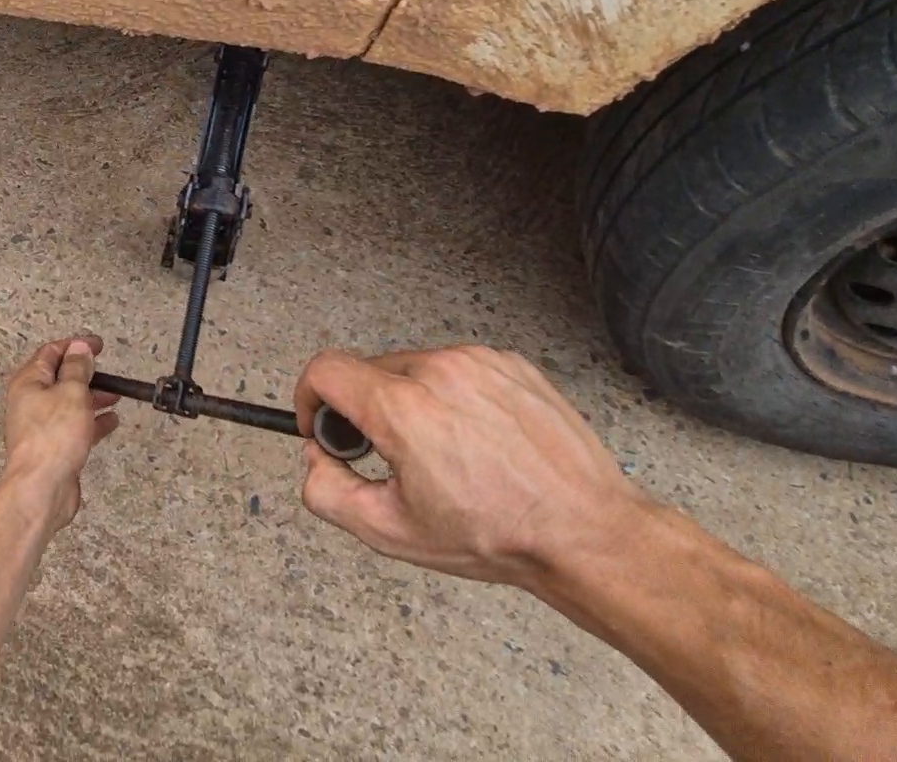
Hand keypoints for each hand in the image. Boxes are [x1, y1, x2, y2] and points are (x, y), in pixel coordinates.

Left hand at [0, 335, 120, 529]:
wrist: (42, 488)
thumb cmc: (53, 437)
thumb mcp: (71, 392)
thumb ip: (77, 368)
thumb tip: (79, 347)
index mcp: (29, 382)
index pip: (51, 353)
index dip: (75, 345)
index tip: (98, 345)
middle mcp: (31, 402)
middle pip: (60, 378)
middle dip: (85, 373)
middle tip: (107, 371)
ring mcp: (42, 426)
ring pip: (69, 403)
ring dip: (92, 397)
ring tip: (116, 395)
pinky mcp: (53, 447)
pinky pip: (75, 427)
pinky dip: (93, 421)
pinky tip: (112, 421)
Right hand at [293, 346, 648, 589]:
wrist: (587, 532)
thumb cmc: (495, 534)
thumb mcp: (390, 532)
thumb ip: (326, 491)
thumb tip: (316, 457)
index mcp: (402, 408)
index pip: (325, 369)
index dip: (309, 397)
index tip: (322, 426)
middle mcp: (437, 371)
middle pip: (366, 371)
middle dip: (362, 409)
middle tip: (390, 455)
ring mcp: (477, 361)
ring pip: (410, 367)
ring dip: (406, 400)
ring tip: (442, 449)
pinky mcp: (508, 362)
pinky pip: (454, 366)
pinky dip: (448, 394)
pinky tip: (474, 437)